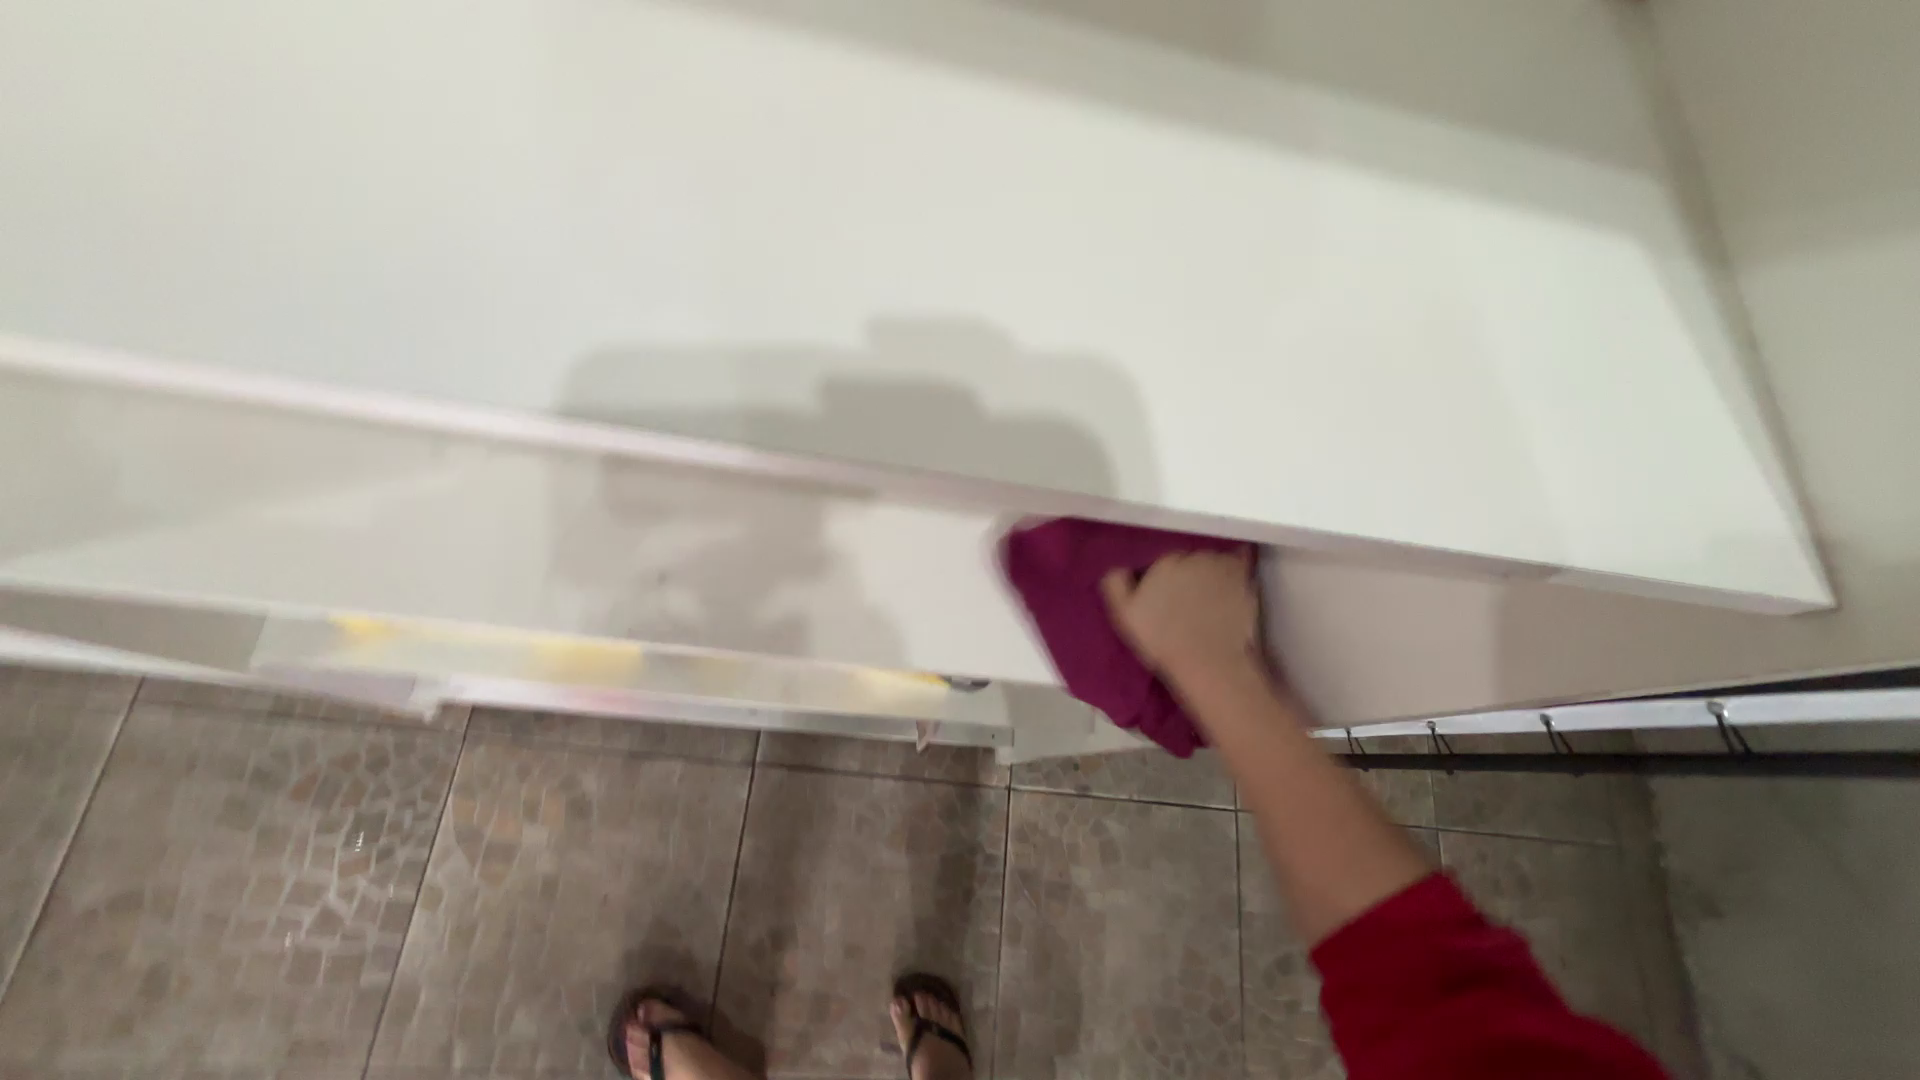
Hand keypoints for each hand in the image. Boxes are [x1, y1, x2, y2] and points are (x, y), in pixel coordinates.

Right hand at [1101, 551, 1261, 686]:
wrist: (1210, 662)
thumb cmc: (1162, 640)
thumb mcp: (1124, 613)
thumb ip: (1116, 582)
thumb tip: (1119, 565)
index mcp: (1164, 560)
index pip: (1161, 557)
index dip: (1160, 575)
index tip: (1161, 593)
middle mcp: (1194, 555)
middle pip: (1187, 556)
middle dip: (1185, 571)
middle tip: (1184, 596)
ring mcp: (1223, 565)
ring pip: (1211, 558)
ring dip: (1208, 570)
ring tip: (1207, 595)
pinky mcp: (1245, 578)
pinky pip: (1238, 563)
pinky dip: (1233, 570)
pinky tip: (1228, 586)